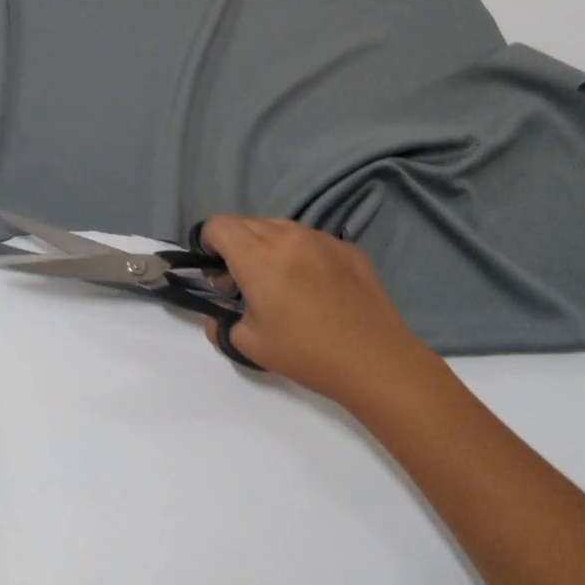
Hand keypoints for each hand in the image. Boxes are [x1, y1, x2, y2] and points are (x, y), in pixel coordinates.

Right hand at [198, 216, 434, 404]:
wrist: (378, 362)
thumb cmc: (306, 352)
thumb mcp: (247, 344)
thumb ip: (220, 324)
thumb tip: (217, 317)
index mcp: (257, 257)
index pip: (218, 225)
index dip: (207, 242)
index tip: (214, 269)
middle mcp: (288, 237)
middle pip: (246, 223)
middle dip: (234, 245)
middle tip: (241, 281)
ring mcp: (322, 240)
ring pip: (279, 227)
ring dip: (266, 246)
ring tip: (278, 281)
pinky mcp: (349, 249)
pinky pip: (311, 240)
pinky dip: (299, 253)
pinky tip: (314, 287)